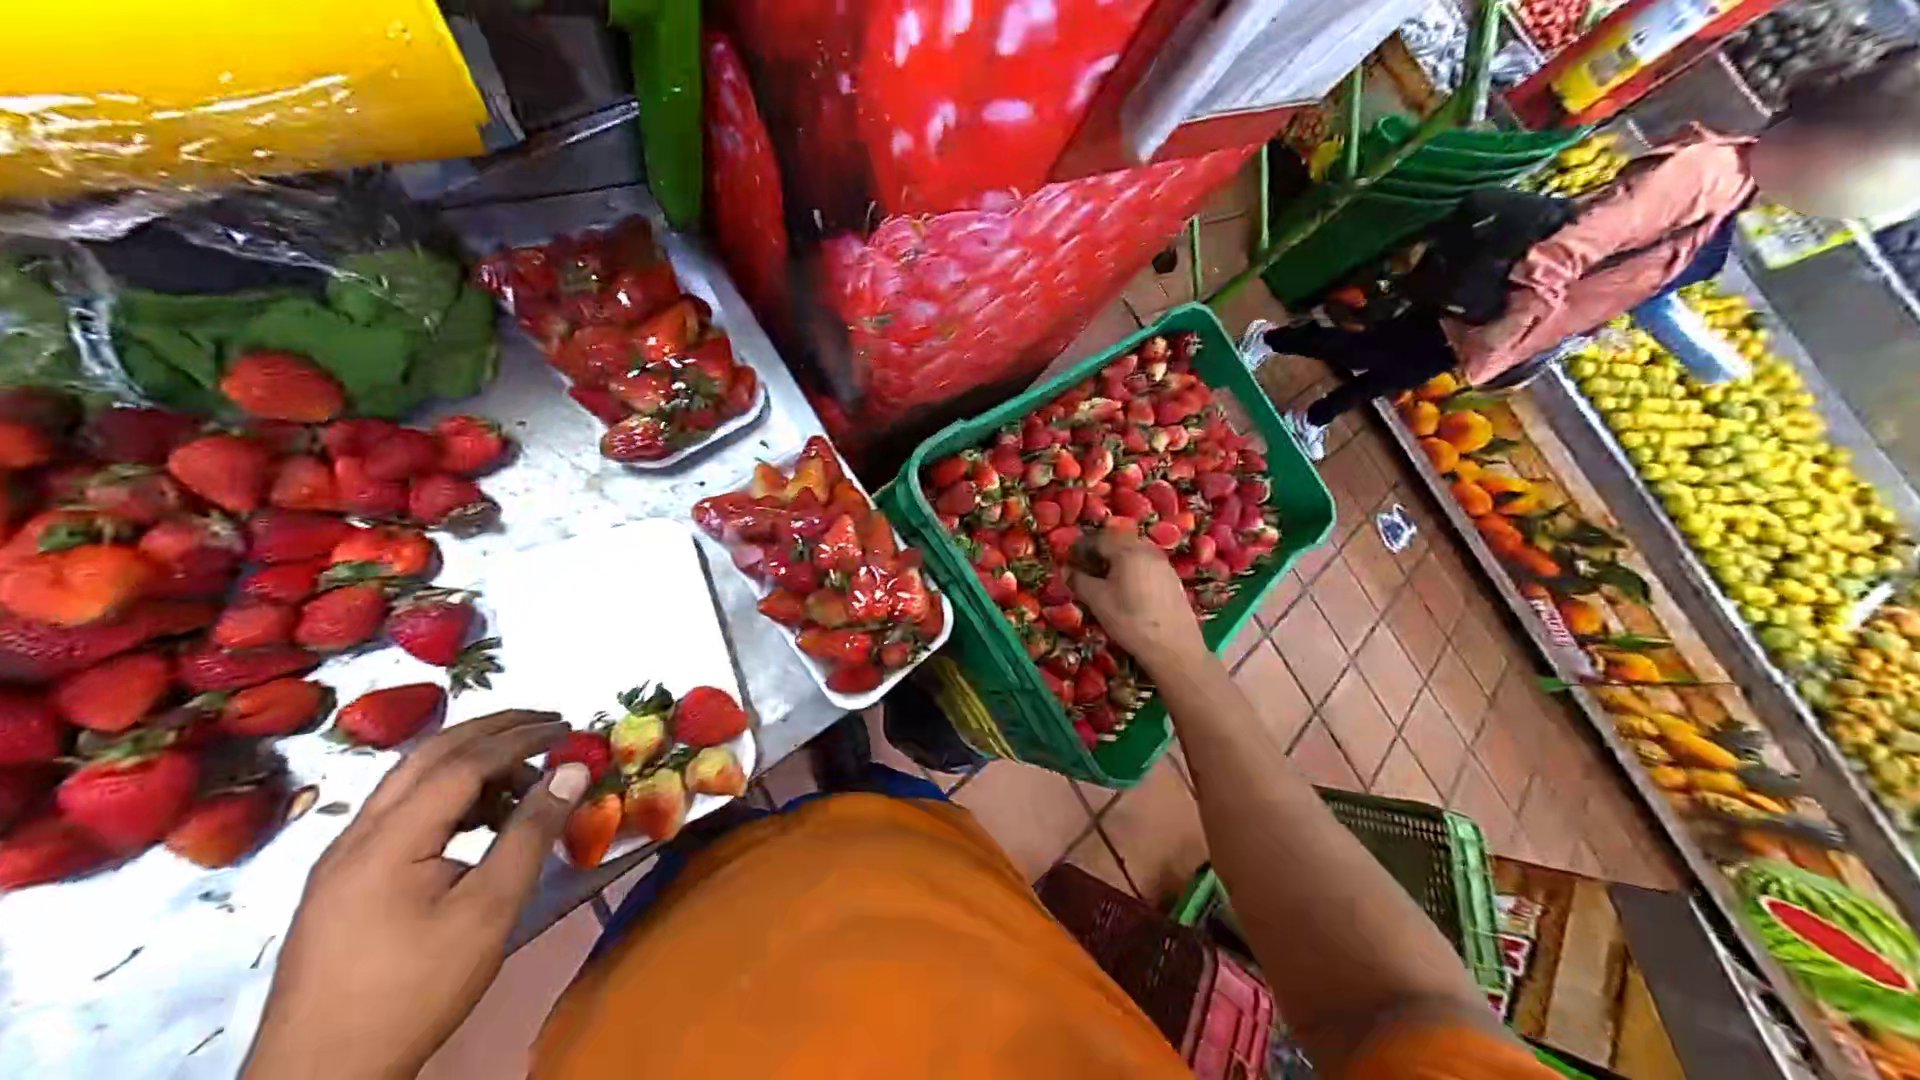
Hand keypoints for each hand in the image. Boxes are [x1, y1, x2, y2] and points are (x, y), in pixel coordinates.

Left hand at [244, 711, 589, 1079]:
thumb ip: (531, 832)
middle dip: (492, 729)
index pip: (462, 763)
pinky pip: (403, 811)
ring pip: (411, 781)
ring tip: (523, 774)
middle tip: (547, 722)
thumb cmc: (415, 990)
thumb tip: (572, 770)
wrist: (320, 1078)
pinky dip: (450, 793)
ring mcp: (342, 858)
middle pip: (428, 755)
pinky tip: (479, 817)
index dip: (520, 738)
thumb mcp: (490, 910)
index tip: (568, 728)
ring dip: (471, 761)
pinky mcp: (343, 880)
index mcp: (387, 840)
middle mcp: (356, 835)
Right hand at [1068, 529, 1209, 672]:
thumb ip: (1079, 580)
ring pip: (1134, 552)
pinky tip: (1127, 588)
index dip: (1080, 548)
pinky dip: (1132, 568)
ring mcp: (1163, 564)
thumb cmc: (1130, 620)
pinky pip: (1146, 564)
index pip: (1098, 539)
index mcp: (1128, 551)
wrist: (1174, 647)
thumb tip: (1065, 569)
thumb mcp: (1098, 601)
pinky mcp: (1172, 578)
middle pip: (1119, 541)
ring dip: (1116, 559)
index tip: (1069, 561)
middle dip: (1099, 551)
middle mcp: (1148, 550)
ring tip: (1105, 579)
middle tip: (1086, 568)